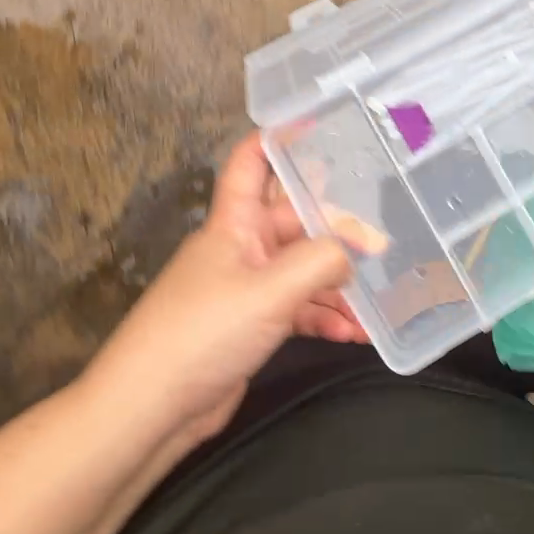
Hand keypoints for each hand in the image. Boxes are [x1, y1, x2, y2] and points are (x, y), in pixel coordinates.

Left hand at [80, 133, 363, 441]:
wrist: (150, 410)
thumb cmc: (201, 335)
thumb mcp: (270, 290)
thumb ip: (320, 261)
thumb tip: (352, 251)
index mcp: (233, 225)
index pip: (253, 164)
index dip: (282, 138)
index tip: (320, 123)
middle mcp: (241, 250)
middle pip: (295, 222)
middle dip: (337, 229)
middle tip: (383, 235)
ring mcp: (247, 289)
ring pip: (303, 271)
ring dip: (338, 286)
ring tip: (376, 301)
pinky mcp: (252, 326)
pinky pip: (299, 309)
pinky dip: (325, 318)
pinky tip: (354, 334)